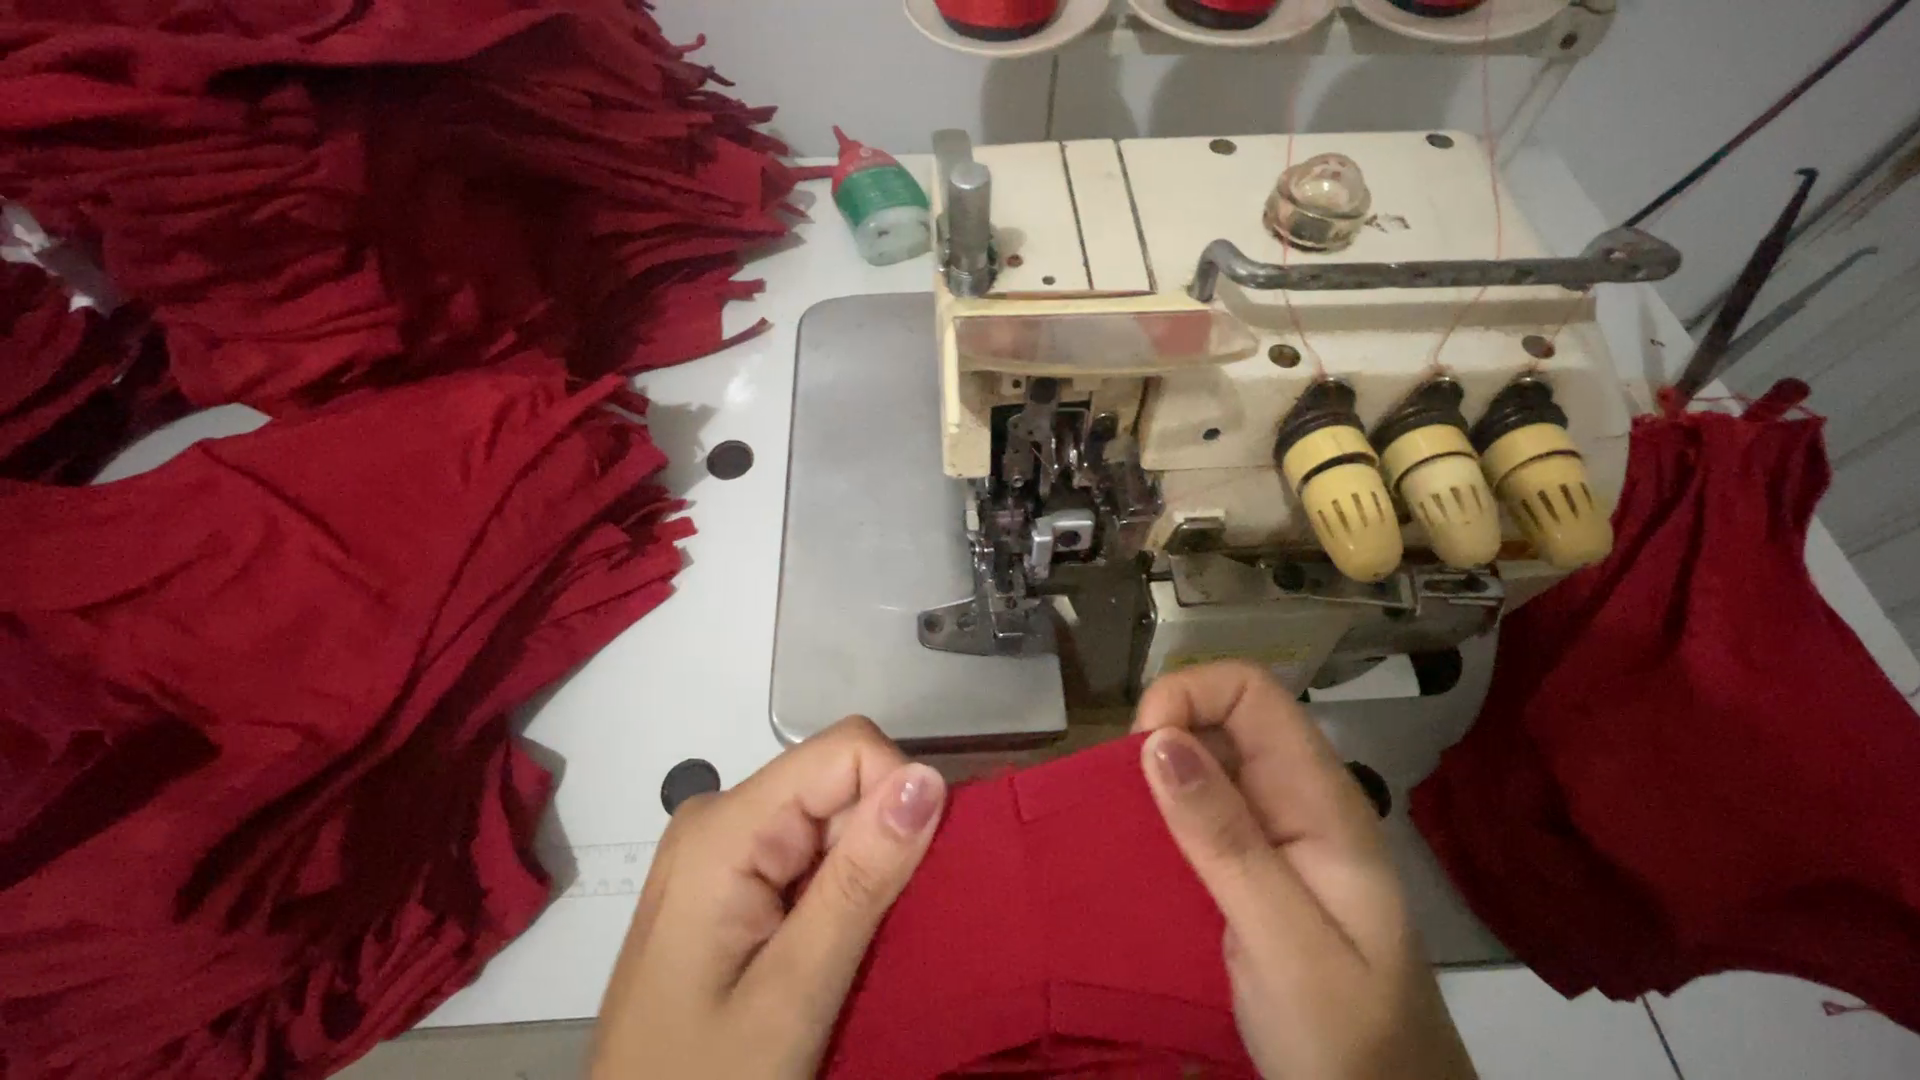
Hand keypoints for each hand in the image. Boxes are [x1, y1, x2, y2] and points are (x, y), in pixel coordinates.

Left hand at [590, 717, 946, 1078]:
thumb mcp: (794, 993)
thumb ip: (860, 879)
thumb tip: (927, 775)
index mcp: (724, 827)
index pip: (846, 750)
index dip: (896, 797)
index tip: (906, 882)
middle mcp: (719, 815)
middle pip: (838, 781)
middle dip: (879, 844)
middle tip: (869, 938)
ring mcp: (721, 846)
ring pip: (831, 817)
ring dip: (861, 873)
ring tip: (850, 952)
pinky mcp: (729, 876)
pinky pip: (809, 850)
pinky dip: (839, 890)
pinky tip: (828, 947)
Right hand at [1134, 663, 1476, 1079]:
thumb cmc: (1351, 1037)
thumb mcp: (1287, 944)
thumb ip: (1227, 842)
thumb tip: (1159, 739)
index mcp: (1320, 799)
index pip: (1252, 693)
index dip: (1188, 696)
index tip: (1140, 753)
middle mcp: (1297, 800)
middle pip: (1224, 718)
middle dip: (1163, 737)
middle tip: (1124, 805)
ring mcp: (1276, 833)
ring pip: (1206, 762)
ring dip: (1155, 778)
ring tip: (1124, 828)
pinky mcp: (1253, 866)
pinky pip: (1199, 812)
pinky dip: (1160, 815)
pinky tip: (1139, 850)